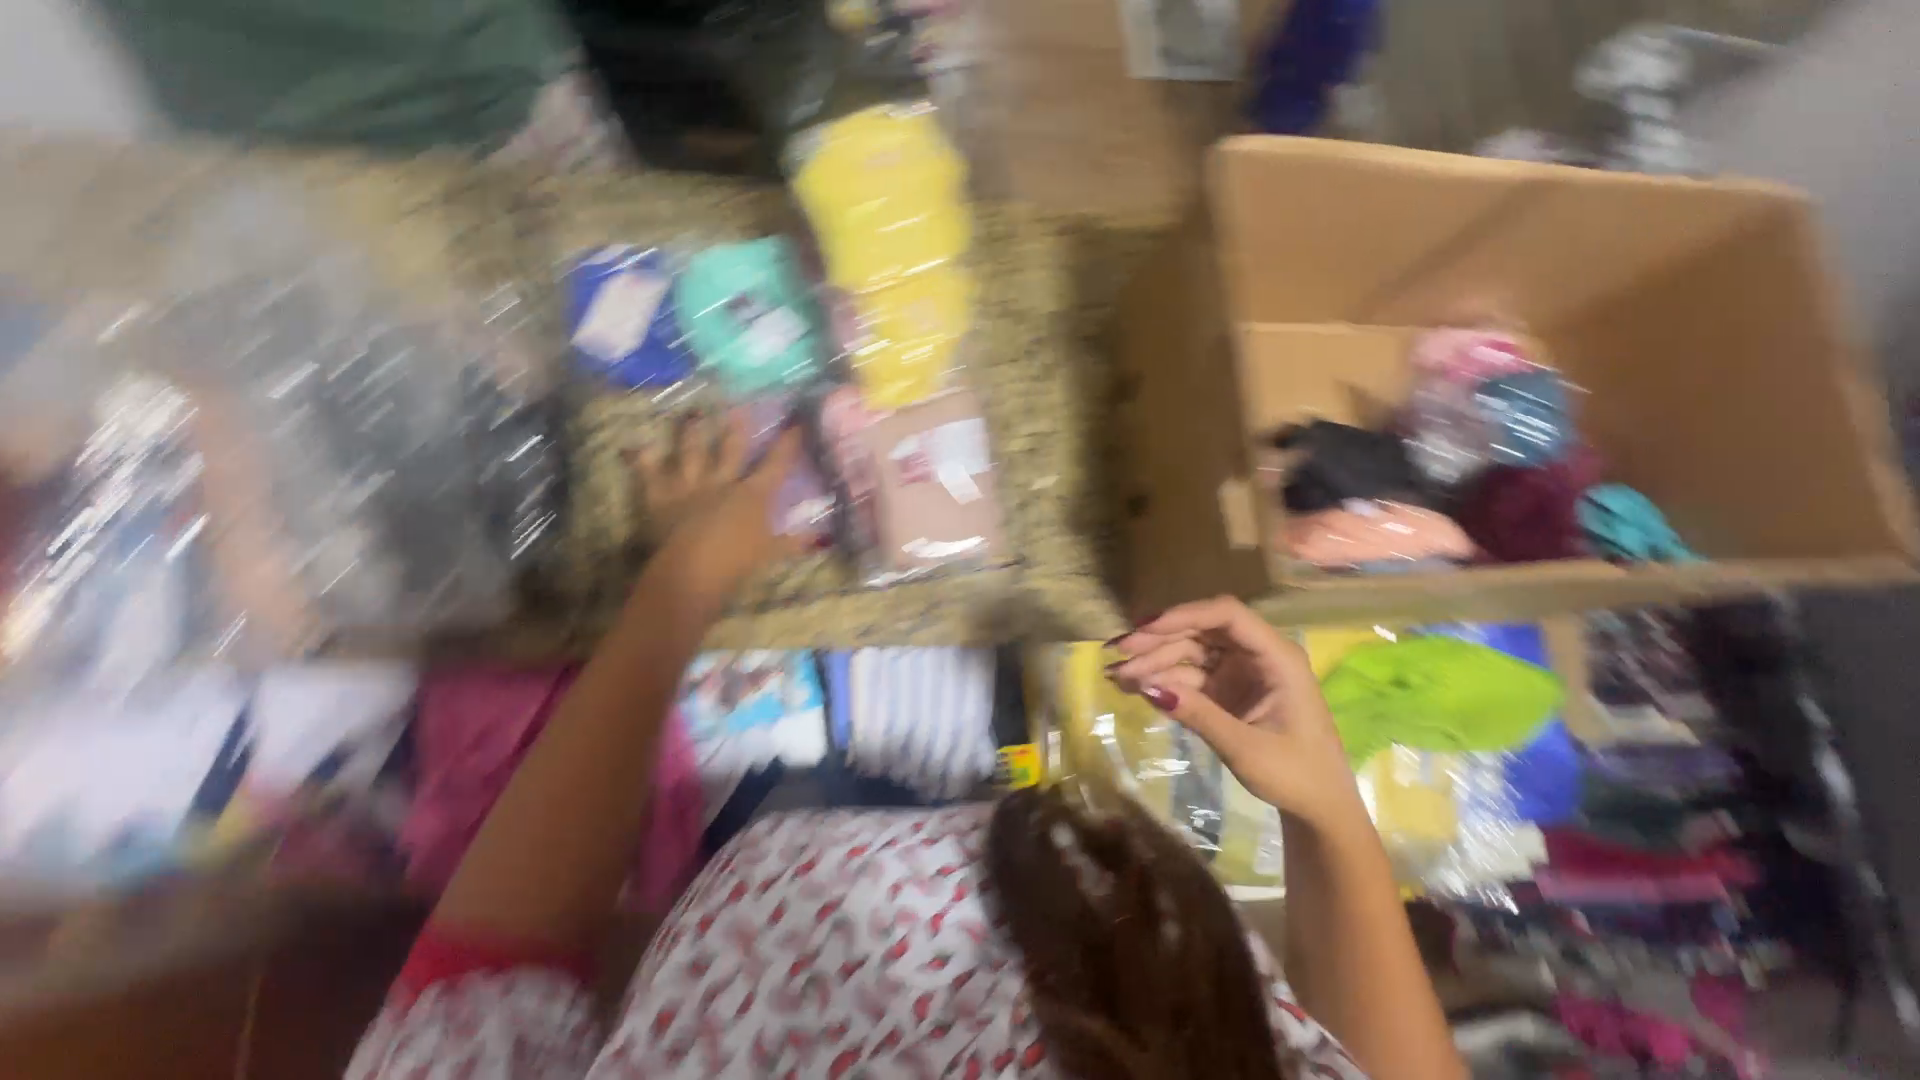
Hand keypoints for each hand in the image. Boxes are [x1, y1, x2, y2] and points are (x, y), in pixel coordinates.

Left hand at [631, 411, 811, 594]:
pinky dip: (639, 459)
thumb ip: (793, 543)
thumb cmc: (736, 563)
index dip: (787, 443)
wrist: (692, 570)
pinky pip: (648, 473)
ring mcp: (689, 485)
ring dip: (691, 431)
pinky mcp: (660, 496)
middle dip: (737, 426)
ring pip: (691, 451)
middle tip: (739, 404)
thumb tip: (820, 539)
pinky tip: (630, 445)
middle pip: (731, 448)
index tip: (795, 422)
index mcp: (753, 495)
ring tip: (692, 413)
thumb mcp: (770, 554)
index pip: (776, 464)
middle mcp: (722, 482)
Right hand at [1106, 596, 1366, 832]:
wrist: (1318, 809)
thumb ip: (1200, 714)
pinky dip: (1163, 681)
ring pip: (1189, 653)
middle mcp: (1257, 655)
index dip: (1184, 615)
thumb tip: (1149, 687)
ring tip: (1116, 676)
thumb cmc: (1296, 775)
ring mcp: (1240, 672)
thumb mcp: (1246, 748)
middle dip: (1157, 640)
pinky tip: (1135, 687)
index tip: (1143, 628)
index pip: (1227, 616)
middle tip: (1116, 652)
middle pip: (1201, 632)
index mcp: (1277, 657)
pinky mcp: (1226, 691)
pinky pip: (1189, 677)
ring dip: (1153, 662)